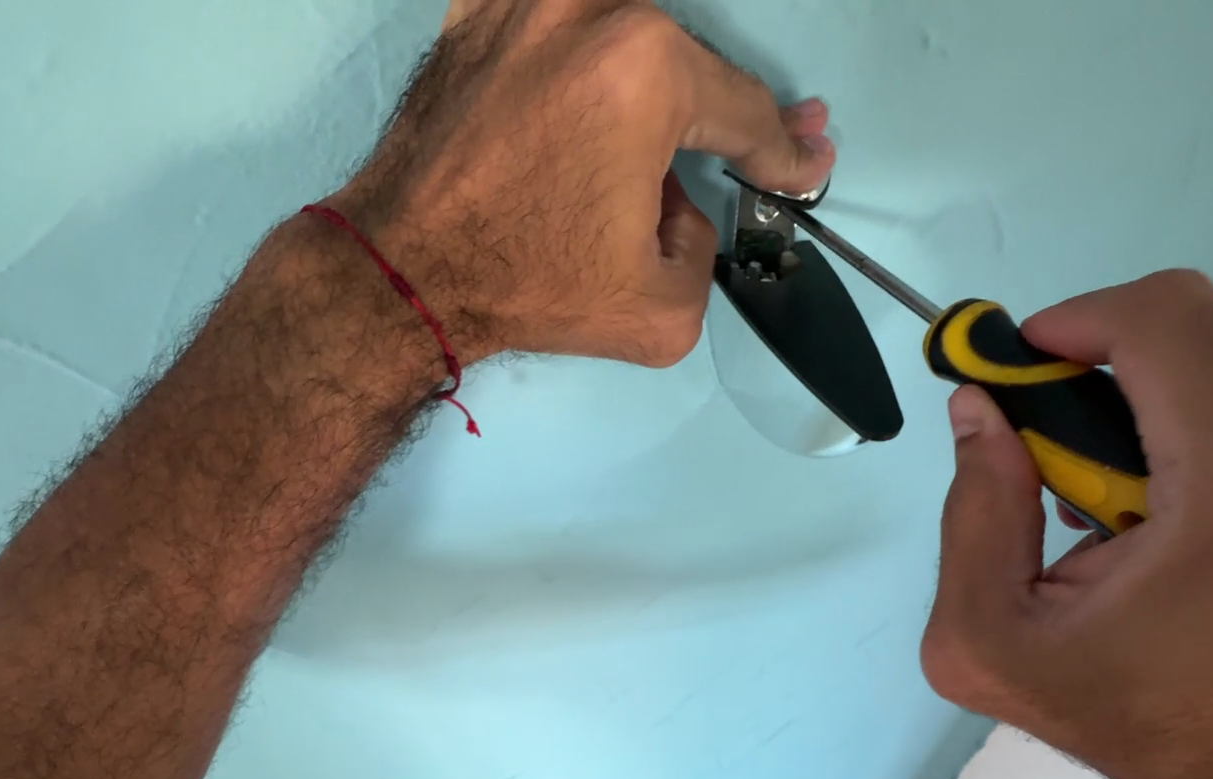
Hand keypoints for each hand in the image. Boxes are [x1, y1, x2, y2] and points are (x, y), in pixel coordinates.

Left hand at [325, 0, 834, 366]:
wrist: (406, 272)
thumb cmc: (528, 290)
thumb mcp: (662, 315)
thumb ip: (706, 258)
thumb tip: (683, 213)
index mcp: (646, 72)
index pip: (743, 111)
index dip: (783, 149)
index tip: (805, 164)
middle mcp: (589, 8)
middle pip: (686, 66)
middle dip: (713, 123)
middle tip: (743, 154)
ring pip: (624, 40)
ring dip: (651, 91)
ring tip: (644, 157)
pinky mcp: (475, 13)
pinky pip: (556, 28)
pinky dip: (582, 60)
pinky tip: (587, 101)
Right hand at [922, 268, 1212, 778]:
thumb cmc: (1163, 738)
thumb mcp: (993, 649)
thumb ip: (968, 518)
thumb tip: (982, 411)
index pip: (1170, 319)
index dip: (1081, 321)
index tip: (1032, 360)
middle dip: (1129, 413)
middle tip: (1093, 499)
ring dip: (1199, 444)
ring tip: (1179, 544)